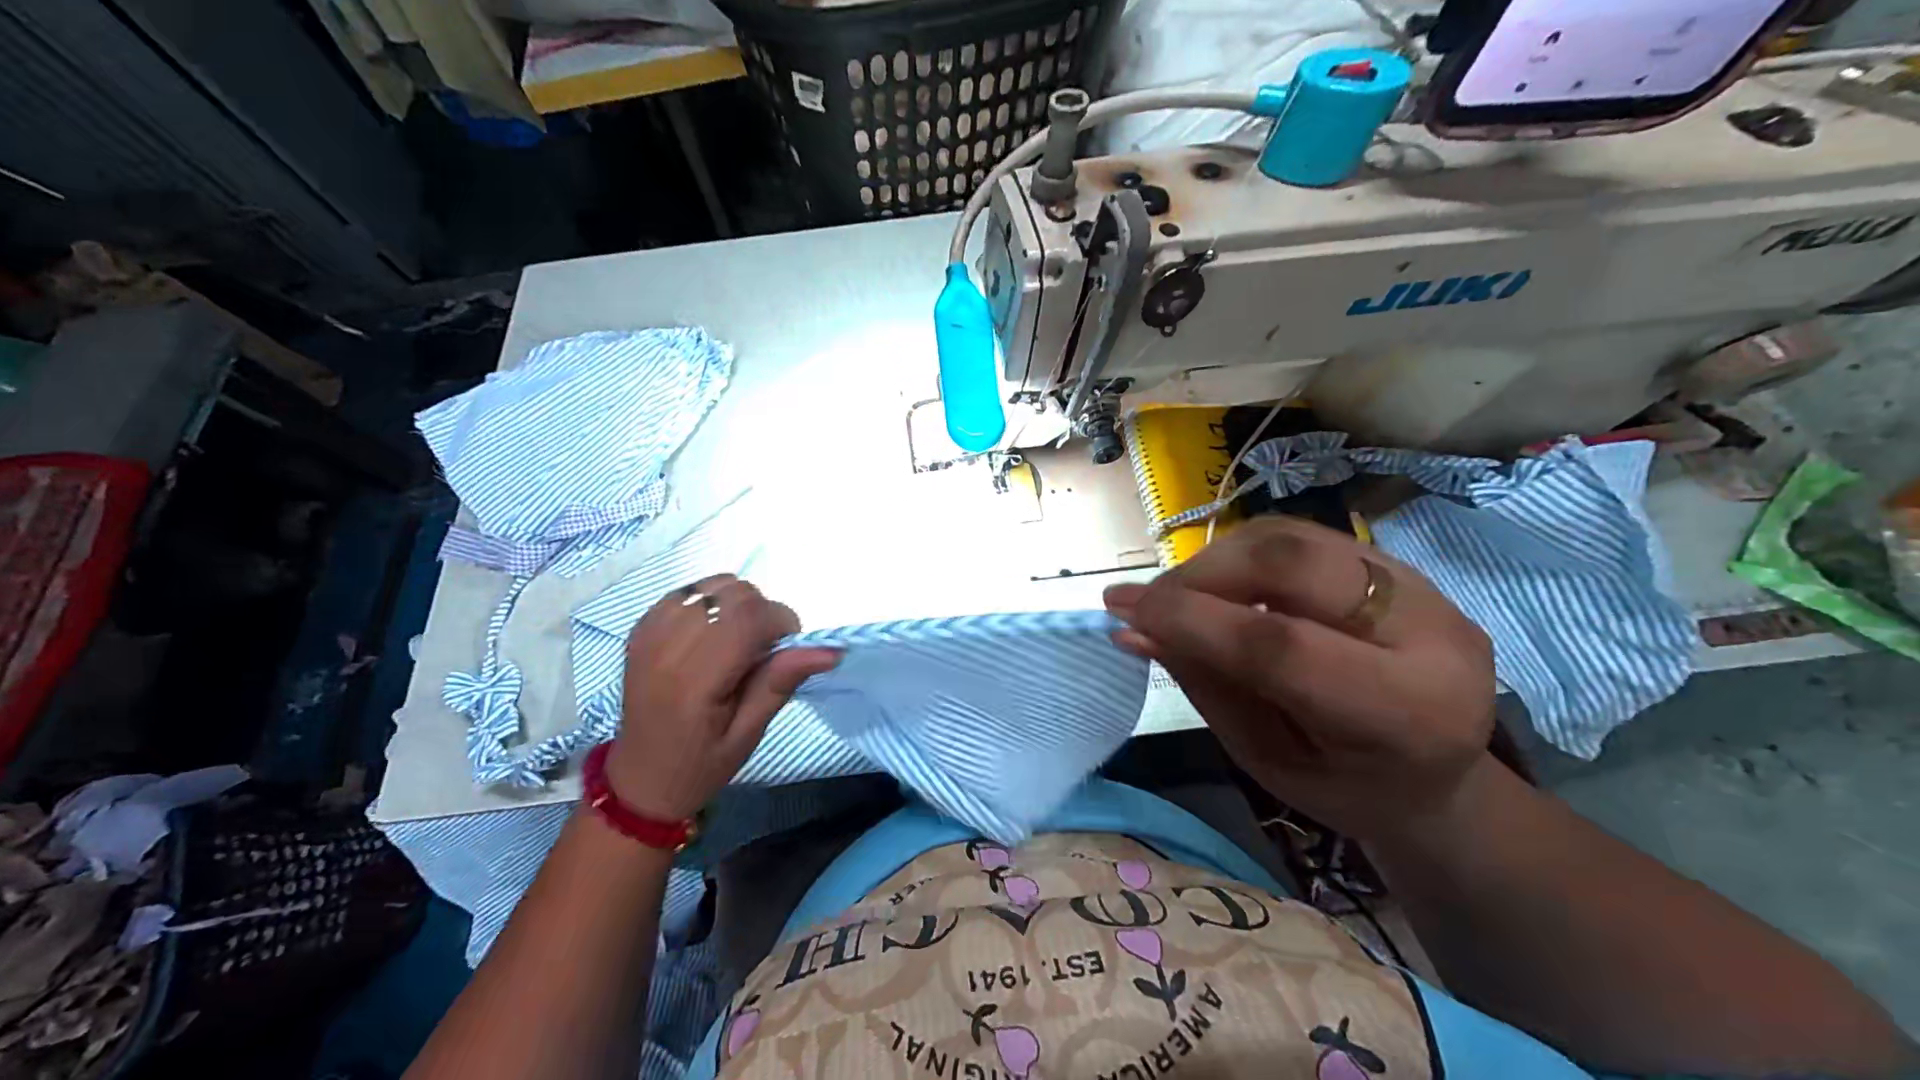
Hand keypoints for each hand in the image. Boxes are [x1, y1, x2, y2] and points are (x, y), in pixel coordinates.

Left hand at [606, 574, 839, 819]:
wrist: (640, 777)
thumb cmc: (701, 764)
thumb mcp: (749, 733)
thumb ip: (781, 682)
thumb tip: (830, 650)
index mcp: (693, 680)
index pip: (748, 617)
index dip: (781, 623)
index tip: (786, 652)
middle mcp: (666, 646)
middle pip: (734, 594)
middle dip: (762, 613)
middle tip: (761, 652)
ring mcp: (650, 631)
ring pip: (715, 584)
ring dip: (738, 605)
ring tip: (737, 642)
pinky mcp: (642, 625)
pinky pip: (690, 590)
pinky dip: (712, 603)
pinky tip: (712, 635)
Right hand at [1103, 518, 1495, 843]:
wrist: (1436, 774)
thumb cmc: (1345, 787)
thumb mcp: (1266, 757)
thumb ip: (1206, 685)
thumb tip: (1132, 629)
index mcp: (1404, 712)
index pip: (1280, 646)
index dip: (1192, 620)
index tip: (1124, 609)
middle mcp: (1429, 633)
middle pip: (1292, 566)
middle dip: (1203, 575)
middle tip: (1150, 601)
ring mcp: (1422, 587)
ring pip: (1294, 538)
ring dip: (1218, 559)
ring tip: (1181, 595)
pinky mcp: (1402, 564)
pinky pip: (1305, 536)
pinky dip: (1245, 553)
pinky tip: (1222, 584)